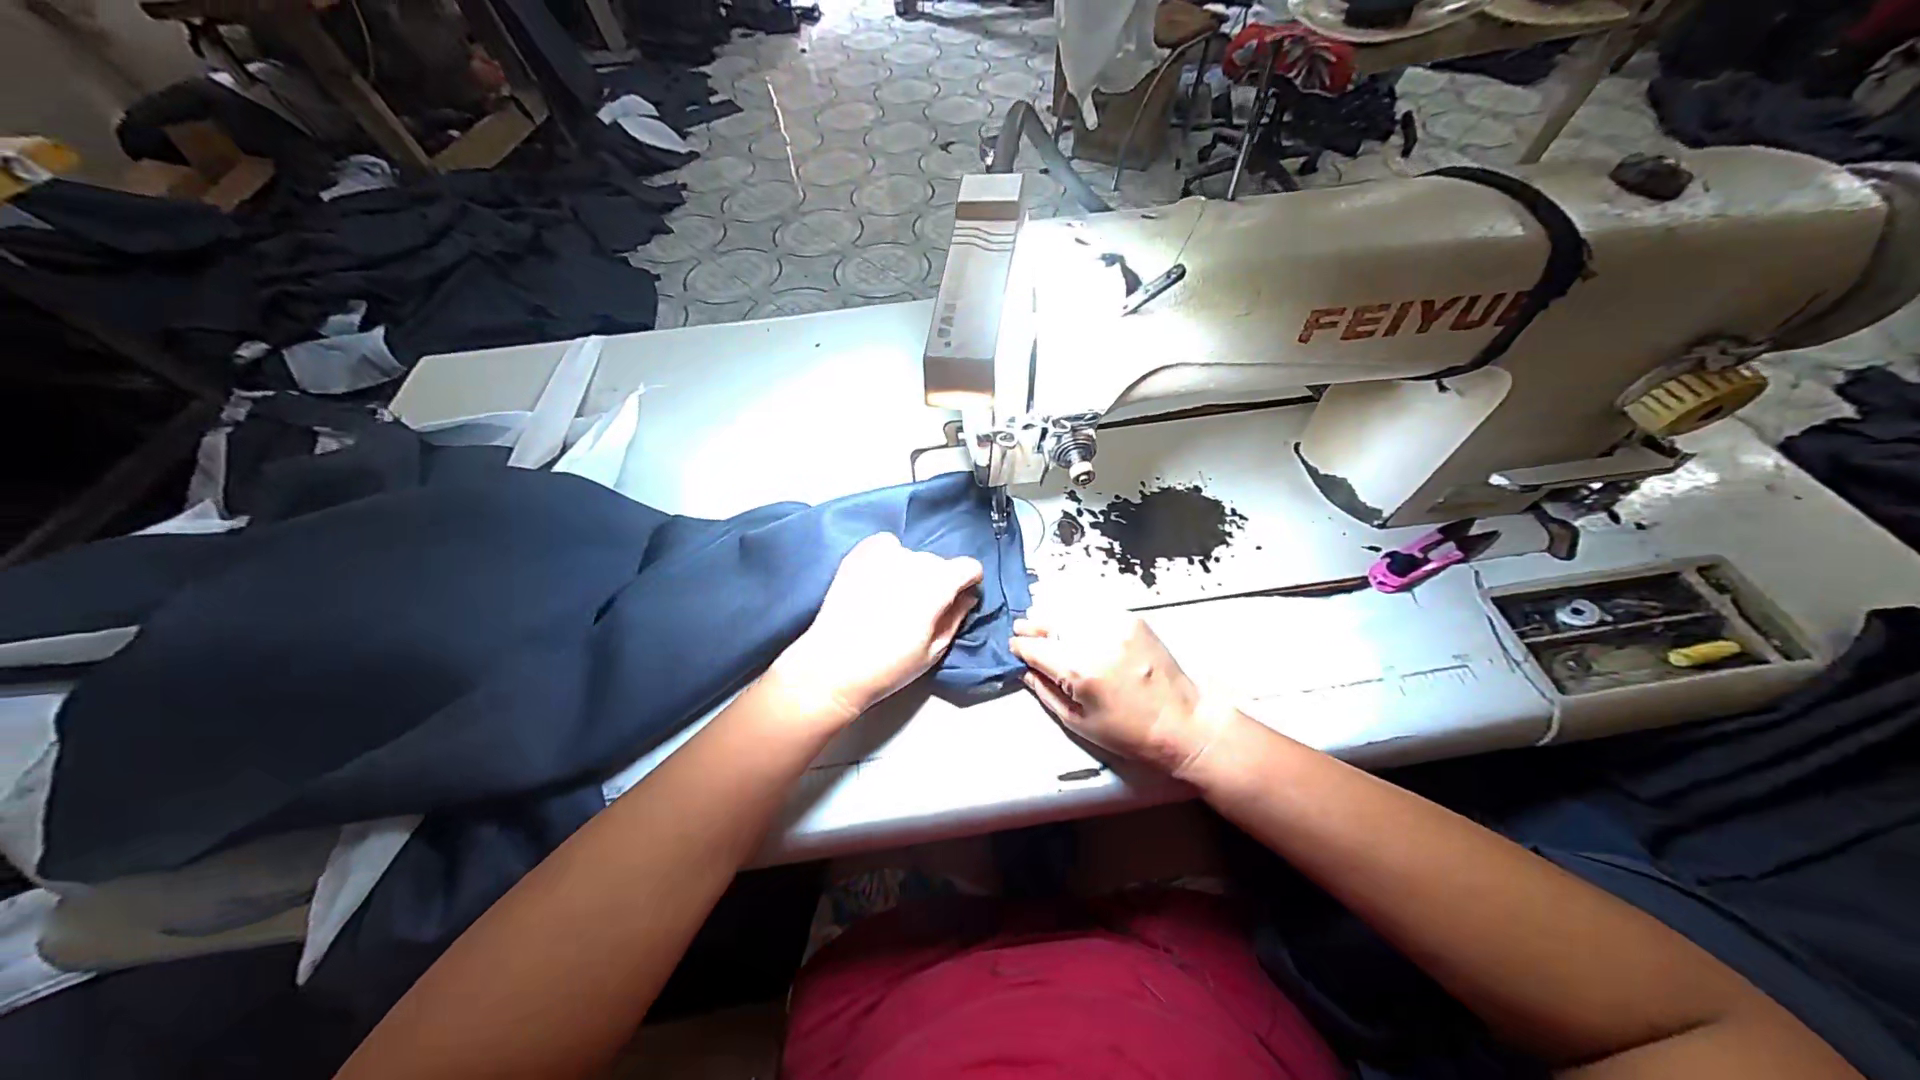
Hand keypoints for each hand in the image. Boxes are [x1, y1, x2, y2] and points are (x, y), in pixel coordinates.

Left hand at [770, 534, 983, 727]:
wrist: (832, 666)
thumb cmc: (887, 665)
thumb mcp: (934, 650)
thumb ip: (956, 616)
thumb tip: (966, 597)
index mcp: (939, 582)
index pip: (970, 566)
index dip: (967, 583)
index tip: (958, 598)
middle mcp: (915, 559)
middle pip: (939, 563)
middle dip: (937, 581)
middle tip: (919, 609)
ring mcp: (885, 552)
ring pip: (912, 556)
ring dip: (910, 572)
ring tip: (892, 599)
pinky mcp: (860, 552)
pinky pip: (886, 546)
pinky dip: (887, 558)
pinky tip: (876, 582)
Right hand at [1010, 603, 1236, 777]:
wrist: (1181, 722)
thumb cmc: (1128, 732)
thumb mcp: (1078, 722)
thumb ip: (1046, 691)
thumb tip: (1027, 670)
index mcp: (1078, 670)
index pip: (1035, 647)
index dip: (1020, 646)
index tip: (1015, 646)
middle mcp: (1095, 640)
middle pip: (1050, 620)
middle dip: (1033, 625)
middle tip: (1022, 628)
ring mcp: (1115, 625)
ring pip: (1070, 609)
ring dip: (1053, 614)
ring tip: (1045, 622)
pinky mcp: (1132, 619)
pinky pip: (1095, 608)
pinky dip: (1079, 612)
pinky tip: (1074, 620)